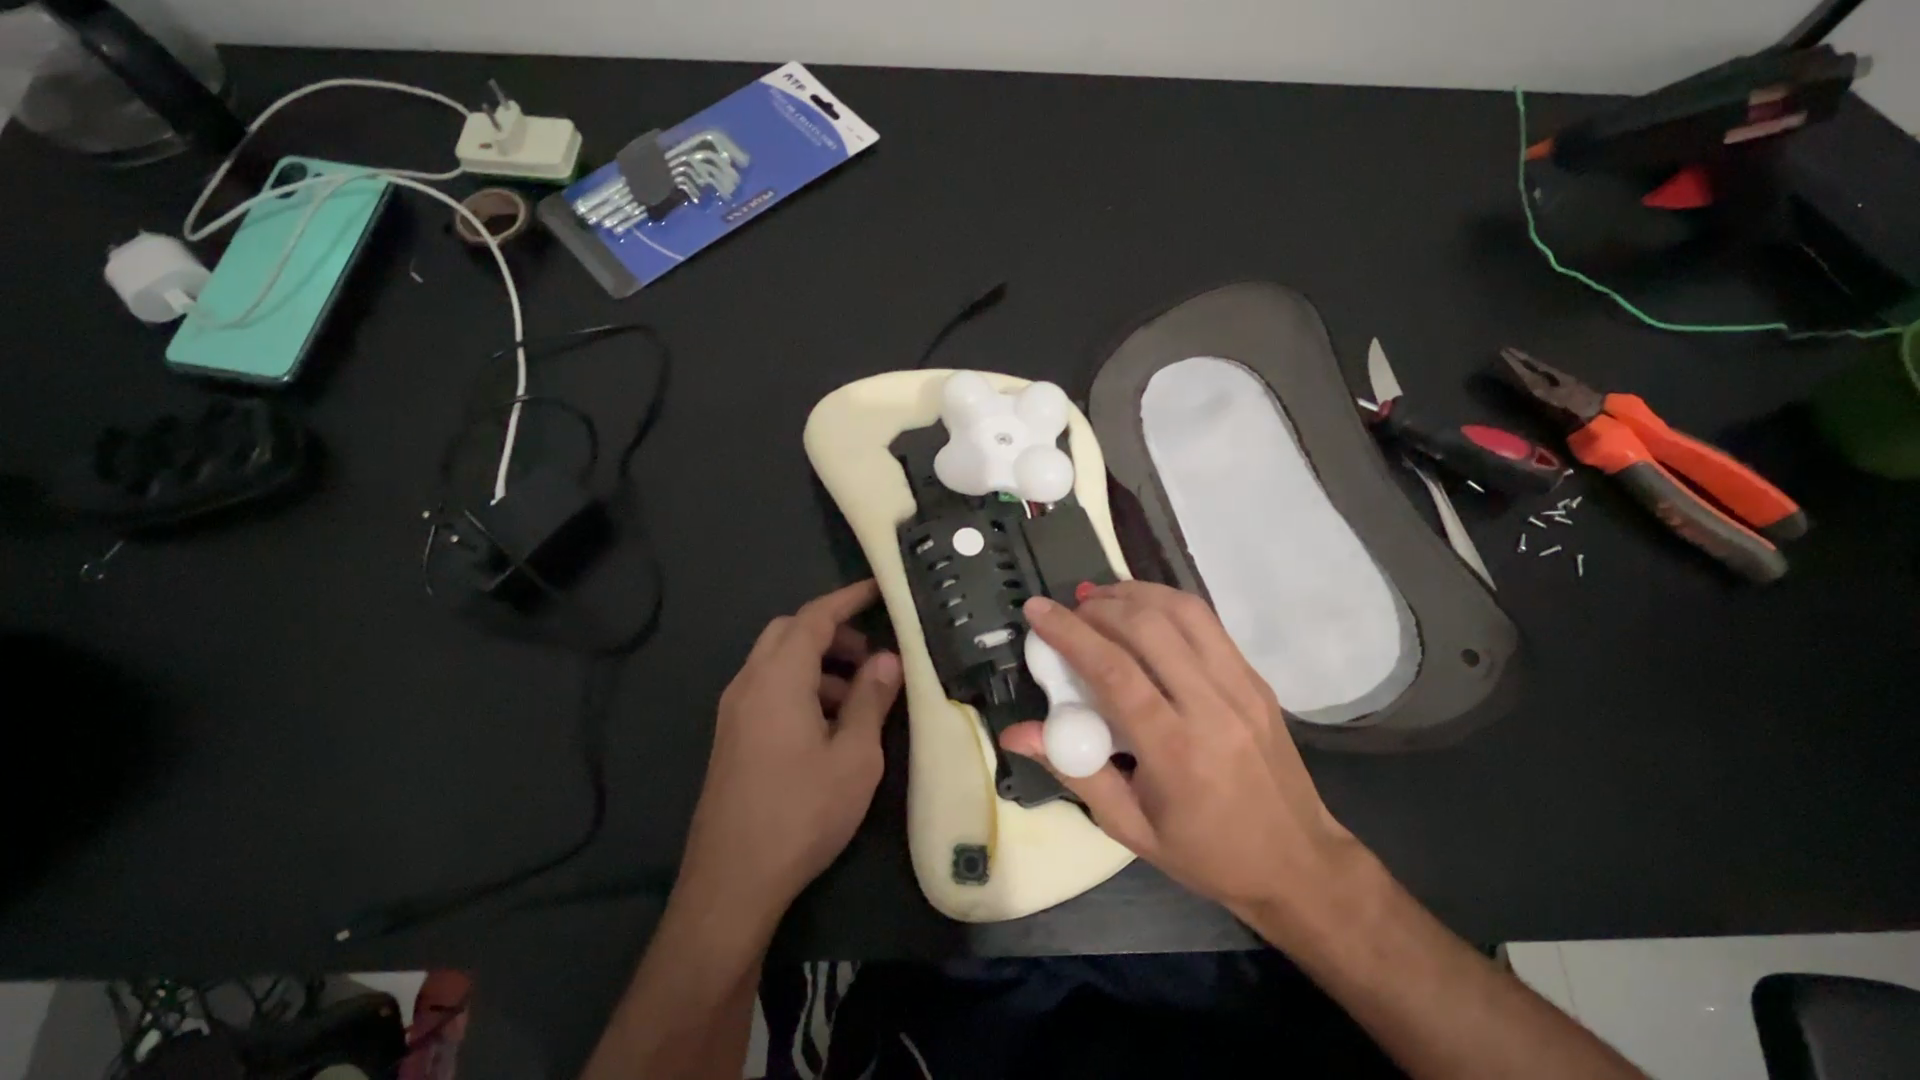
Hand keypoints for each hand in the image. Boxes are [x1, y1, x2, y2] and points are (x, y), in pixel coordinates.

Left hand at [678, 580, 901, 929]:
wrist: (733, 879)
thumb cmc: (802, 812)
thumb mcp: (854, 757)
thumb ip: (871, 700)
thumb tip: (887, 659)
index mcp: (778, 678)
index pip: (814, 617)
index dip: (848, 598)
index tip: (881, 590)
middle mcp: (748, 683)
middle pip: (789, 633)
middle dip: (834, 634)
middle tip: (875, 657)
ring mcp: (733, 711)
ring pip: (777, 663)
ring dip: (819, 665)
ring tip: (860, 699)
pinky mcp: (731, 737)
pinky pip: (768, 691)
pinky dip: (801, 688)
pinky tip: (829, 727)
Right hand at [999, 581, 1369, 931]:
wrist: (1296, 863)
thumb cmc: (1204, 854)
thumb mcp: (1129, 828)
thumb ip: (1074, 771)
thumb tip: (1016, 733)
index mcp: (1176, 751)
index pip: (1116, 672)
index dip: (1071, 633)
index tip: (1036, 610)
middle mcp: (1213, 708)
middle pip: (1150, 627)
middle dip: (1100, 606)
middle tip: (1067, 608)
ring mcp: (1242, 688)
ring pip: (1185, 612)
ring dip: (1135, 594)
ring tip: (1100, 599)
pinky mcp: (1256, 680)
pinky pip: (1208, 625)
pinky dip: (1168, 605)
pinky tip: (1143, 613)